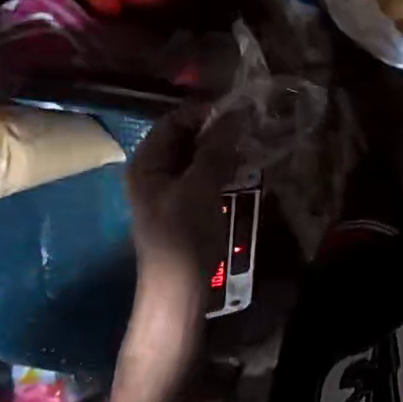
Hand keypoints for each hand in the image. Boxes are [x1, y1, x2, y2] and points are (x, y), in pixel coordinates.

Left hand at [126, 106, 245, 278]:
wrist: (179, 292)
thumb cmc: (184, 238)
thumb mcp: (200, 189)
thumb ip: (216, 149)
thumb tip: (236, 112)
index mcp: (147, 163)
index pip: (175, 121)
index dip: (206, 112)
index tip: (241, 109)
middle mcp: (156, 171)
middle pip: (188, 137)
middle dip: (218, 129)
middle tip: (253, 125)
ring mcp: (172, 189)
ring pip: (201, 156)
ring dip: (225, 149)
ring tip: (255, 143)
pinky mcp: (189, 205)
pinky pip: (207, 175)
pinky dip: (226, 168)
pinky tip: (248, 168)